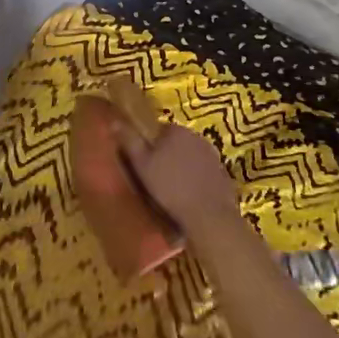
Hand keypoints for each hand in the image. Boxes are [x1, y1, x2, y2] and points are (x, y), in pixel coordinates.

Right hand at [113, 121, 241, 243]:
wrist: (208, 217)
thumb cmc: (169, 188)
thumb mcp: (141, 165)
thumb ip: (129, 141)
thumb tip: (115, 120)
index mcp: (176, 130)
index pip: (159, 129)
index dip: (150, 144)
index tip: (144, 161)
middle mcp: (198, 137)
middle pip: (176, 142)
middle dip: (167, 155)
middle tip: (155, 176)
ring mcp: (214, 156)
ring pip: (191, 157)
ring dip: (182, 167)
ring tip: (172, 189)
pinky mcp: (224, 175)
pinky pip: (204, 172)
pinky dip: (196, 180)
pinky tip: (189, 196)